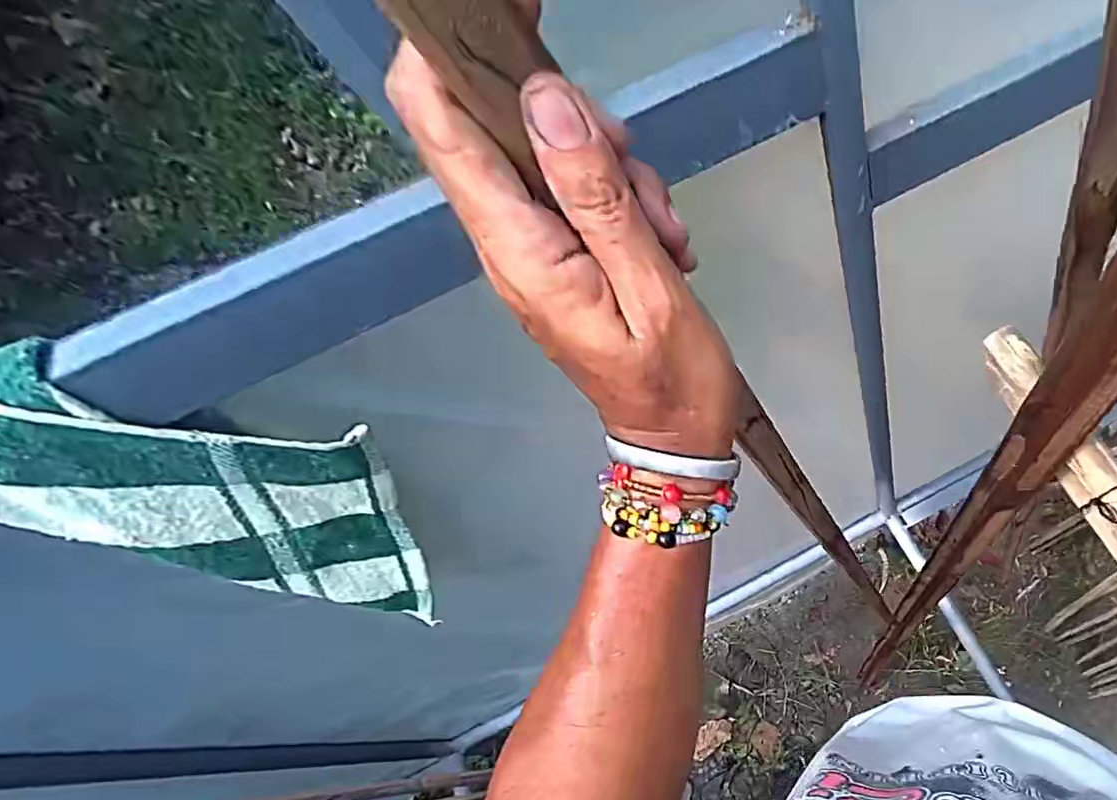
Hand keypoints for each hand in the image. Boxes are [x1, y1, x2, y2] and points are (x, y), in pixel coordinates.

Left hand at [385, 42, 740, 457]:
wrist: (676, 440)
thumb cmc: (673, 381)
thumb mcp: (652, 290)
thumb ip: (598, 198)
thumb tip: (545, 100)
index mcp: (521, 253)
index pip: (439, 122)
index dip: (450, 50)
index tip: (510, 17)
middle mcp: (508, 247)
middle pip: (499, 128)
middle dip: (572, 125)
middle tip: (636, 170)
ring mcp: (533, 255)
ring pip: (549, 161)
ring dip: (613, 173)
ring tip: (665, 232)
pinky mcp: (559, 262)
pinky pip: (574, 199)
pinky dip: (621, 203)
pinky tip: (660, 243)